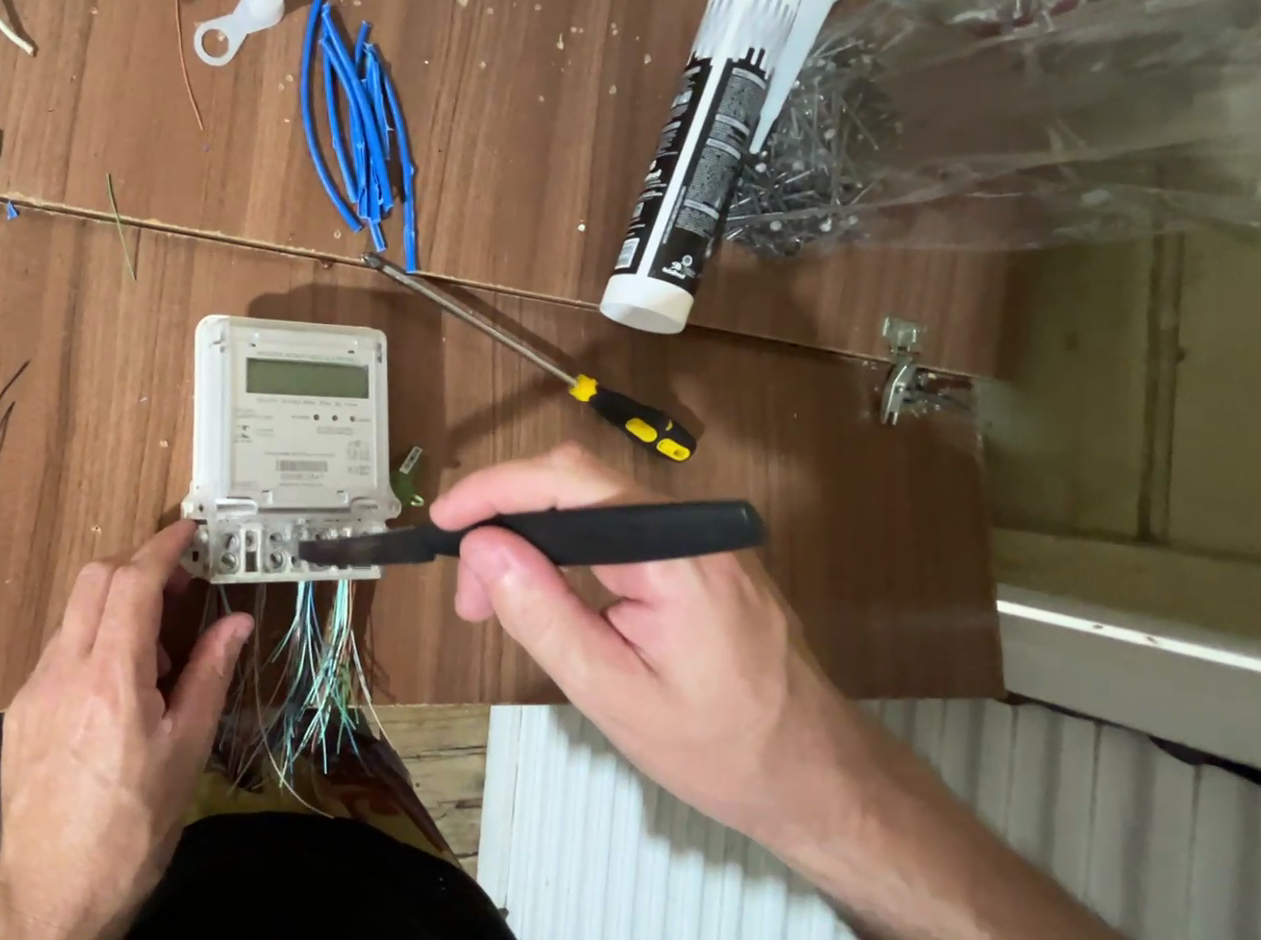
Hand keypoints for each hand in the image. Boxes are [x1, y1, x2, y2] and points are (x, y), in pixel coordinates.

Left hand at [0, 521, 253, 939]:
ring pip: (74, 612)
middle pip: (93, 579)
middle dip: (137, 563)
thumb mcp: (186, 752)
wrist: (51, 897)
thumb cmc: (132, 828)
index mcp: (111, 680)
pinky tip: (119, 684)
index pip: (131, 583)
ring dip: (117, 603)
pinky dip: (94, 638)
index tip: (188, 531)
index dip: (162, 546)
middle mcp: (63, 671)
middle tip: (179, 584)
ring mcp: (33, 688)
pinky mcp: (21, 709)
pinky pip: (60, 648)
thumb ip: (209, 675)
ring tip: (155, 649)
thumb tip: (237, 623)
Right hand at [430, 443, 879, 847]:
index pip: (567, 480)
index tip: (441, 523)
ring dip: (526, 538)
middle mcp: (686, 525)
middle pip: (571, 483)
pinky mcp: (689, 554)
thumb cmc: (719, 749)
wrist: (819, 779)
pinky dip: (558, 550)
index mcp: (673, 551)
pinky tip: (536, 589)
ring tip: (488, 599)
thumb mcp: (613, 693)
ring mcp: (692, 536)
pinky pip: (608, 528)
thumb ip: (543, 614)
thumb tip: (481, 546)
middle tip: (467, 596)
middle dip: (502, 522)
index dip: (494, 489)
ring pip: (585, 503)